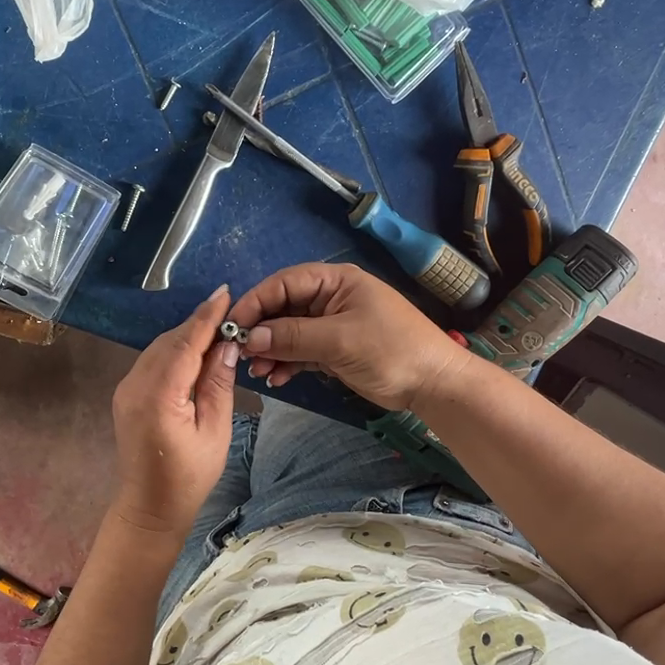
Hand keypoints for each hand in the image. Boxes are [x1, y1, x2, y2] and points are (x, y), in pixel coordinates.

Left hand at [110, 286, 239, 534]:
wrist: (150, 506)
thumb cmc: (190, 476)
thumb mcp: (215, 430)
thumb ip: (218, 383)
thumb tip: (228, 343)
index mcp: (159, 397)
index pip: (185, 344)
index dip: (206, 317)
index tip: (226, 293)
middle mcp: (135, 386)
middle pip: (170, 341)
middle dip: (199, 324)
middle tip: (230, 312)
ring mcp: (125, 389)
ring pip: (158, 348)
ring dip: (187, 336)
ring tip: (218, 330)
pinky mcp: (125, 394)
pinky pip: (151, 361)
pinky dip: (174, 351)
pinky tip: (195, 352)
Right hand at [227, 263, 471, 410]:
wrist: (432, 383)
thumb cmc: (391, 349)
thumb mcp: (339, 340)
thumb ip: (293, 336)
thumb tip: (251, 337)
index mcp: (335, 281)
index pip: (284, 283)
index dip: (256, 302)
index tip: (232, 325)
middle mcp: (330, 298)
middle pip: (282, 308)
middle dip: (261, 330)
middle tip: (239, 353)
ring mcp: (332, 325)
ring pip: (289, 333)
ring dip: (271, 351)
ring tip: (257, 371)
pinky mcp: (334, 350)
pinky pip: (301, 352)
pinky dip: (287, 364)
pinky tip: (276, 379)